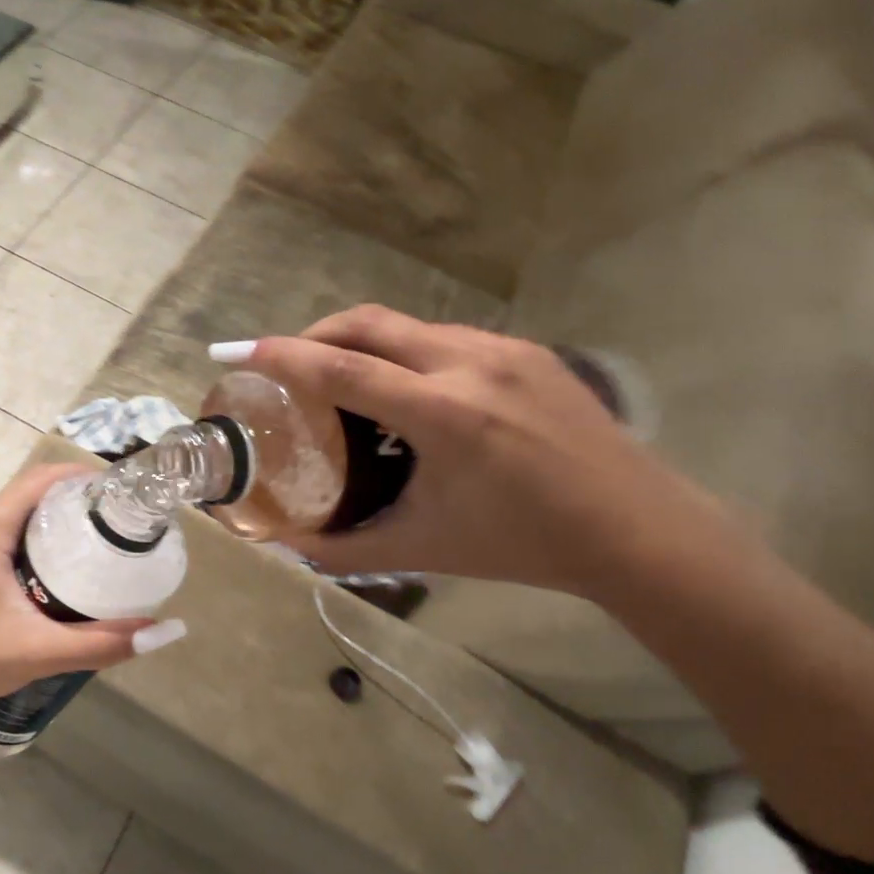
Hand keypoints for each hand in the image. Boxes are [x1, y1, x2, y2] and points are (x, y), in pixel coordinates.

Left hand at [0, 464, 184, 711]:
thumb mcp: (43, 650)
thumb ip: (103, 642)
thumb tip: (162, 630)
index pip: (41, 479)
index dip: (82, 475)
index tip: (122, 488)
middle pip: (35, 491)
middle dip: (79, 496)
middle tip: (125, 516)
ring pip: (24, 511)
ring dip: (61, 515)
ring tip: (107, 534)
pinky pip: (13, 529)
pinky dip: (43, 533)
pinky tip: (71, 559)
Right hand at [236, 305, 733, 595]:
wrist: (638, 530)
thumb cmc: (521, 545)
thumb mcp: (419, 549)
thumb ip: (342, 548)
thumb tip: (283, 546)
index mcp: (444, 414)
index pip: (341, 369)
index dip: (280, 357)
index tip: (235, 351)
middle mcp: (471, 365)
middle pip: (367, 323)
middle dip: (312, 333)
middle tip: (280, 362)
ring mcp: (505, 351)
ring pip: (406, 325)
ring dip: (358, 341)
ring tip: (336, 377)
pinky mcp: (528, 351)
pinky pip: (442, 337)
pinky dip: (401, 351)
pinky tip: (400, 390)